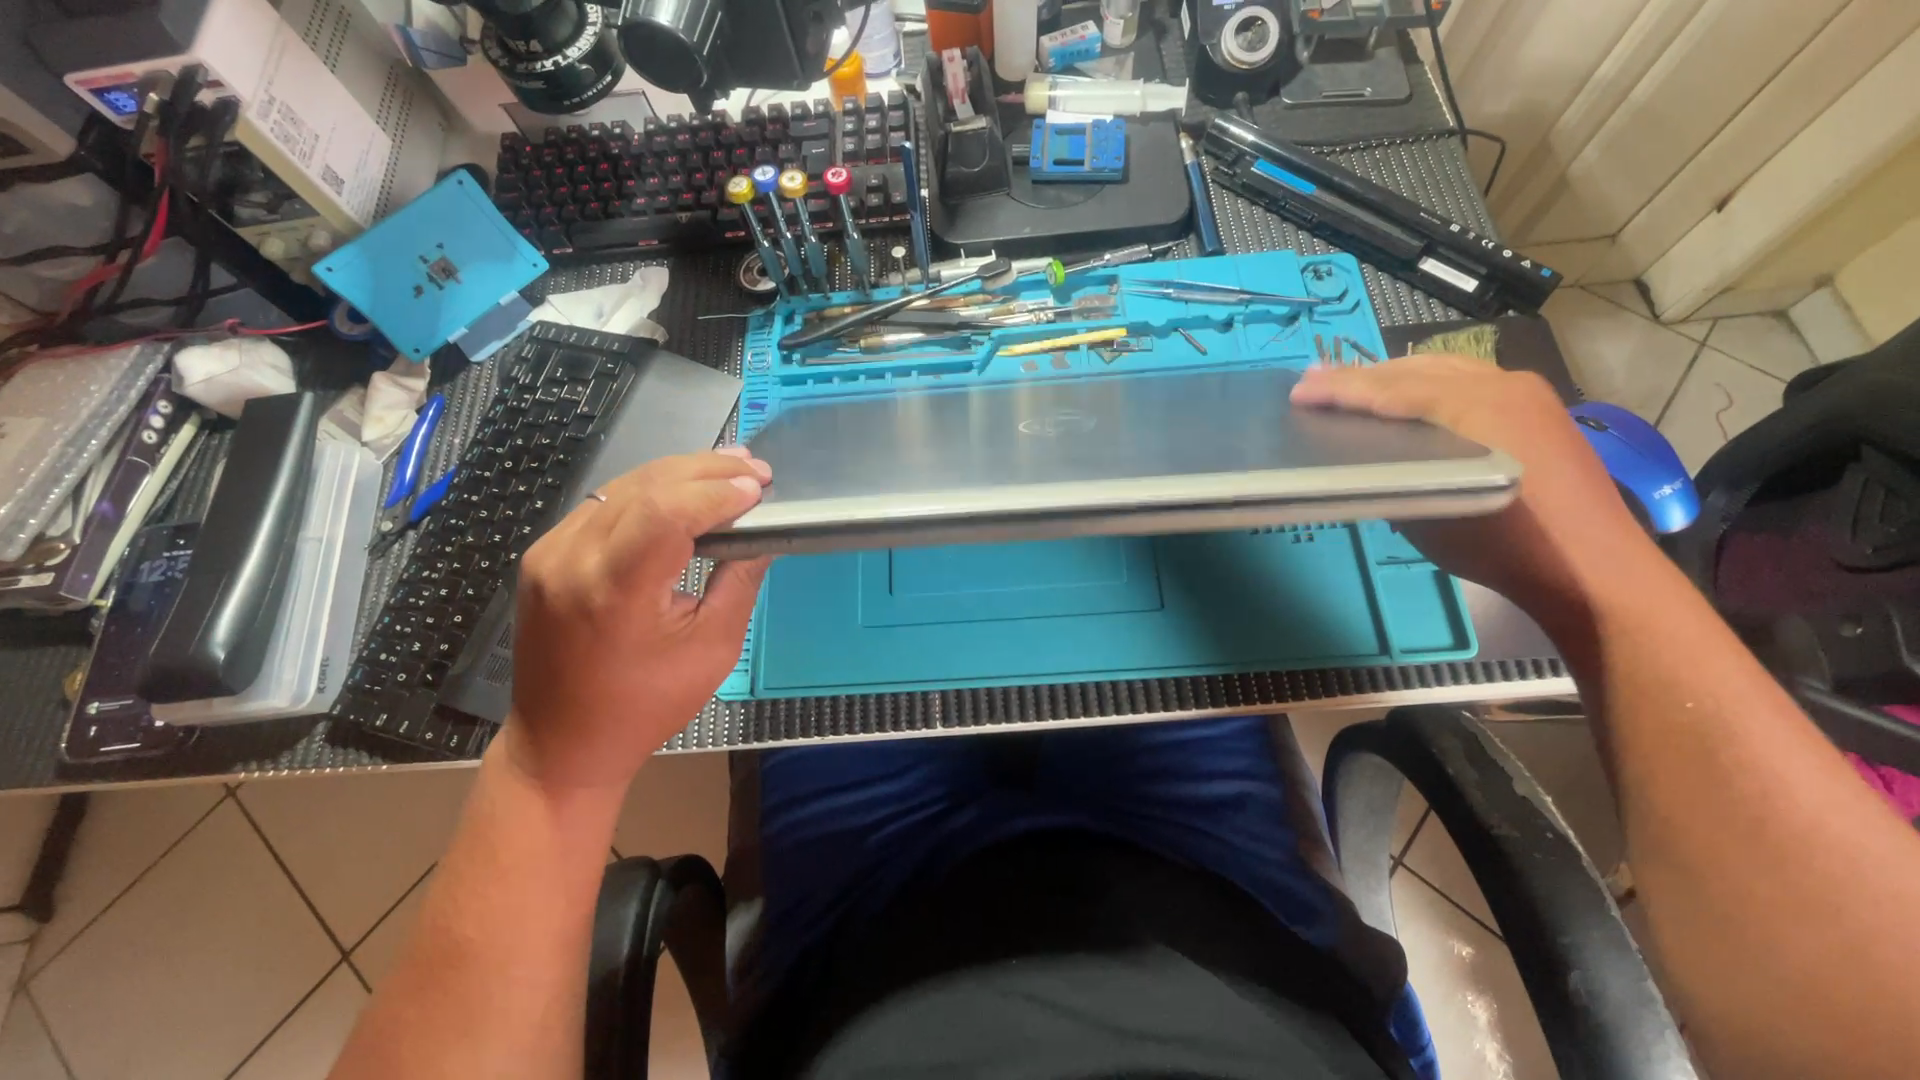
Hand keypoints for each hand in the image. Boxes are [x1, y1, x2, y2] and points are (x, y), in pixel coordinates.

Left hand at [505, 448, 771, 793]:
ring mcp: (550, 552)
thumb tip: (760, 534)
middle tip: (754, 468)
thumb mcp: (711, 650)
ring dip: (678, 475)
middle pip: (645, 487)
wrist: (562, 743)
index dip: (716, 492)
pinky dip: (648, 493)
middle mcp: (572, 559)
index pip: (666, 511)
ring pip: (622, 487)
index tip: (759, 488)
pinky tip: (681, 494)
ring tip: (727, 471)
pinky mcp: (544, 554)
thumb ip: (738, 583)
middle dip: (705, 472)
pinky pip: (603, 506)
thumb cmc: (646, 707)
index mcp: (614, 591)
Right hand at [1290, 355, 1652, 613]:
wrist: (1592, 570)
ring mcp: (1527, 393)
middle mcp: (1502, 385)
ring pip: (1448, 369)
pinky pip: (1472, 381)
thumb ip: (1394, 475)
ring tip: (1357, 384)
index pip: (1390, 389)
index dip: (1340, 389)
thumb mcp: (1427, 516)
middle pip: (1417, 369)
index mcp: (1474, 406)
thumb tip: (1368, 461)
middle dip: (1364, 375)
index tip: (1298, 391)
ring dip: (1397, 376)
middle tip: (1316, 381)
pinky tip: (1413, 398)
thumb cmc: (1501, 547)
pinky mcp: (1539, 410)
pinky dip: (1432, 385)